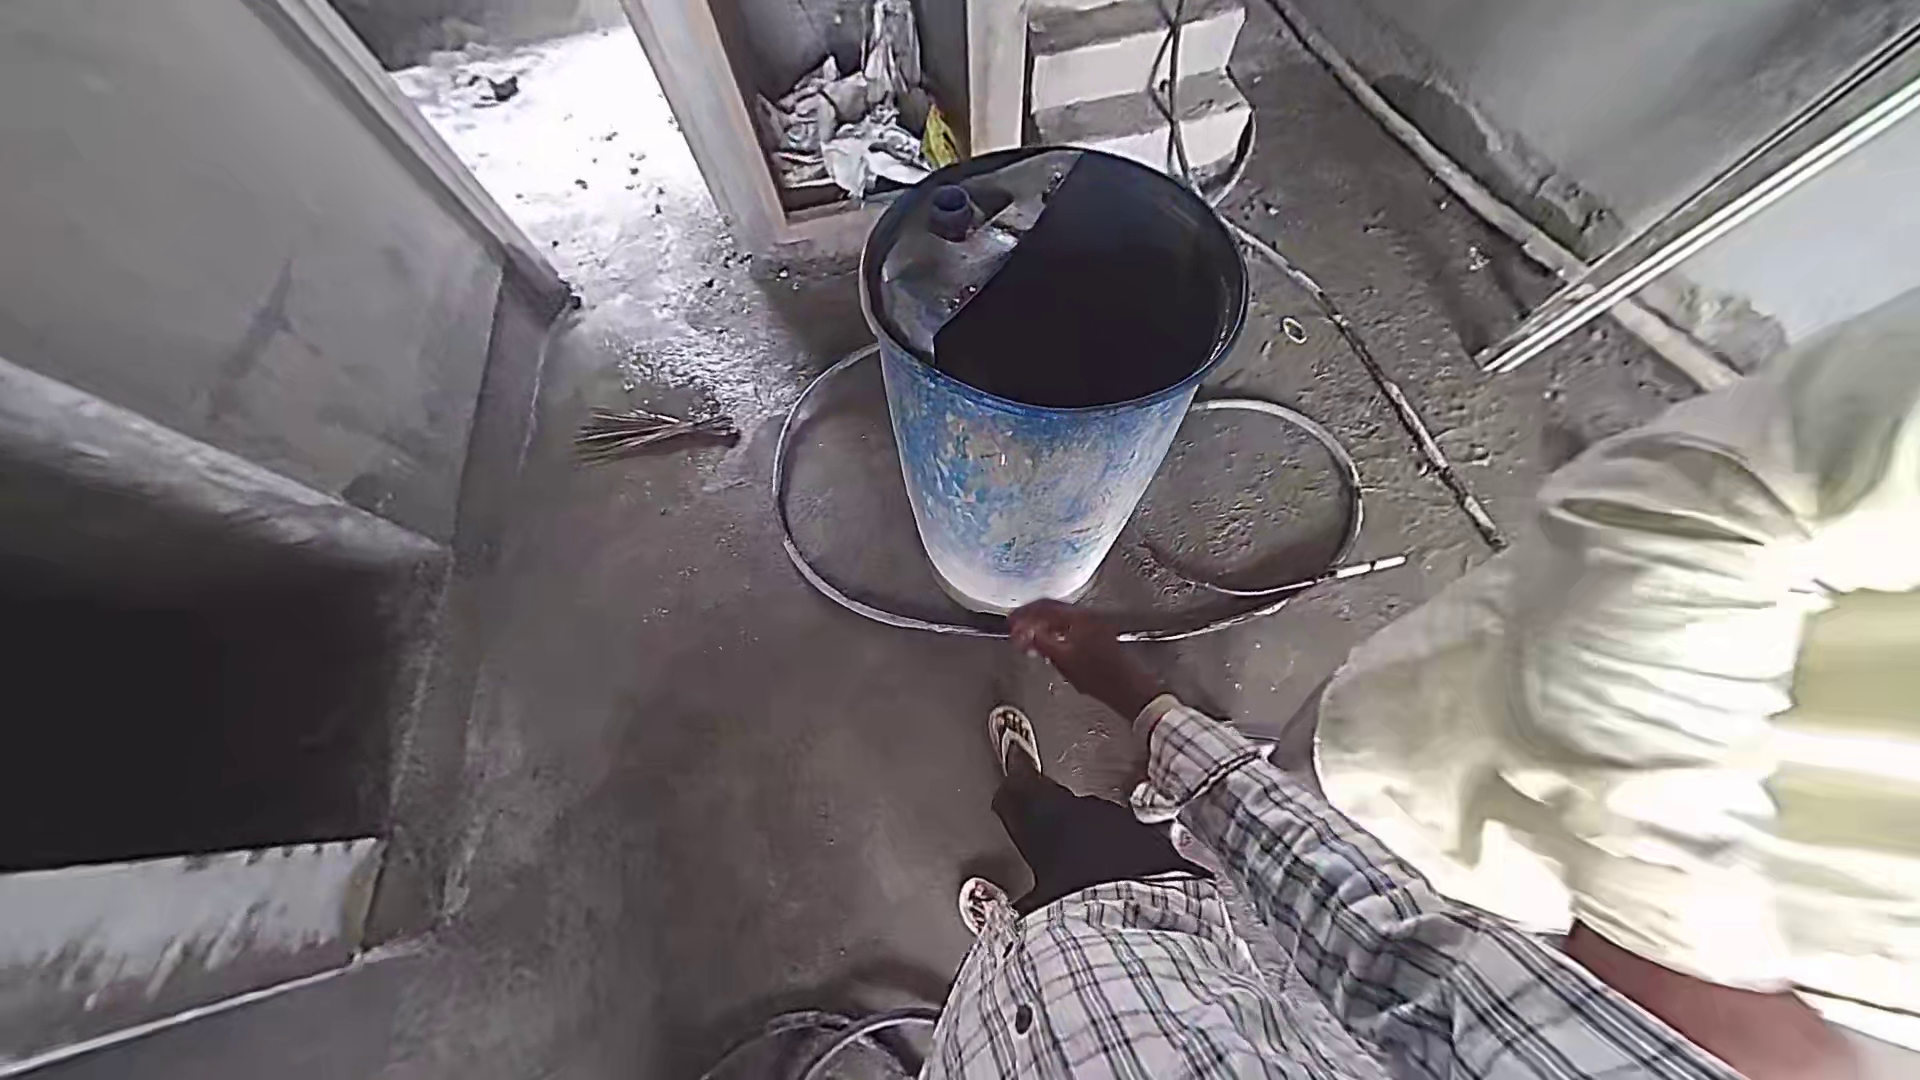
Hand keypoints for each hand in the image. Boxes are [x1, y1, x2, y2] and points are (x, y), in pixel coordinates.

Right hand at [1008, 600, 1166, 720]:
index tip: (1011, 621)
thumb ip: (1040, 642)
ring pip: (1060, 619)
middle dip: (1032, 620)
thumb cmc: (1100, 676)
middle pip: (1052, 610)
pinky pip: (1070, 627)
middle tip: (1017, 630)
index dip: (1024, 613)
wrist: (1128, 689)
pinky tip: (1049, 644)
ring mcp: (1094, 624)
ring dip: (1043, 626)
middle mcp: (1087, 616)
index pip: (1044, 607)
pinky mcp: (1097, 634)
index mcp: (1078, 617)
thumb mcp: (1063, 660)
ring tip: (1029, 639)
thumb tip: (1023, 632)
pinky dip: (1055, 632)